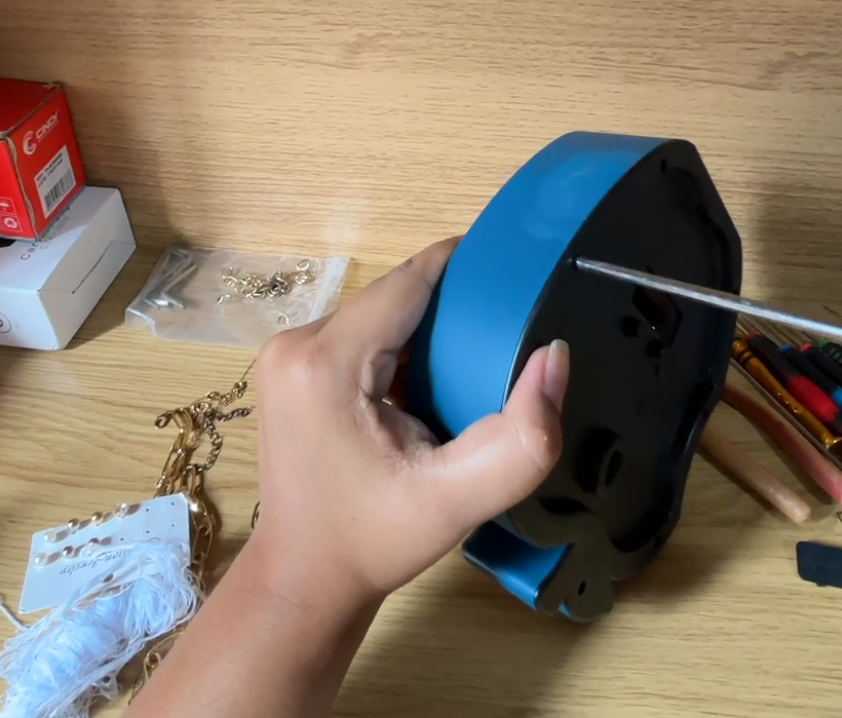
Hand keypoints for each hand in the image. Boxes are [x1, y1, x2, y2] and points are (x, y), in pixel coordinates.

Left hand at [245, 237, 568, 614]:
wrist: (303, 581)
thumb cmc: (372, 543)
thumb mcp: (458, 502)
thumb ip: (522, 437)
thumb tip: (555, 355)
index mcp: (326, 362)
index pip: (406, 282)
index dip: (460, 262)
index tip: (512, 261)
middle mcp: (296, 344)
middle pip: (392, 296)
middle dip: (450, 302)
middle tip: (507, 320)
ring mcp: (286, 354)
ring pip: (377, 314)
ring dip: (425, 325)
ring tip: (478, 346)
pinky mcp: (290, 368)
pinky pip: (358, 335)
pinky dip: (399, 345)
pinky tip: (432, 372)